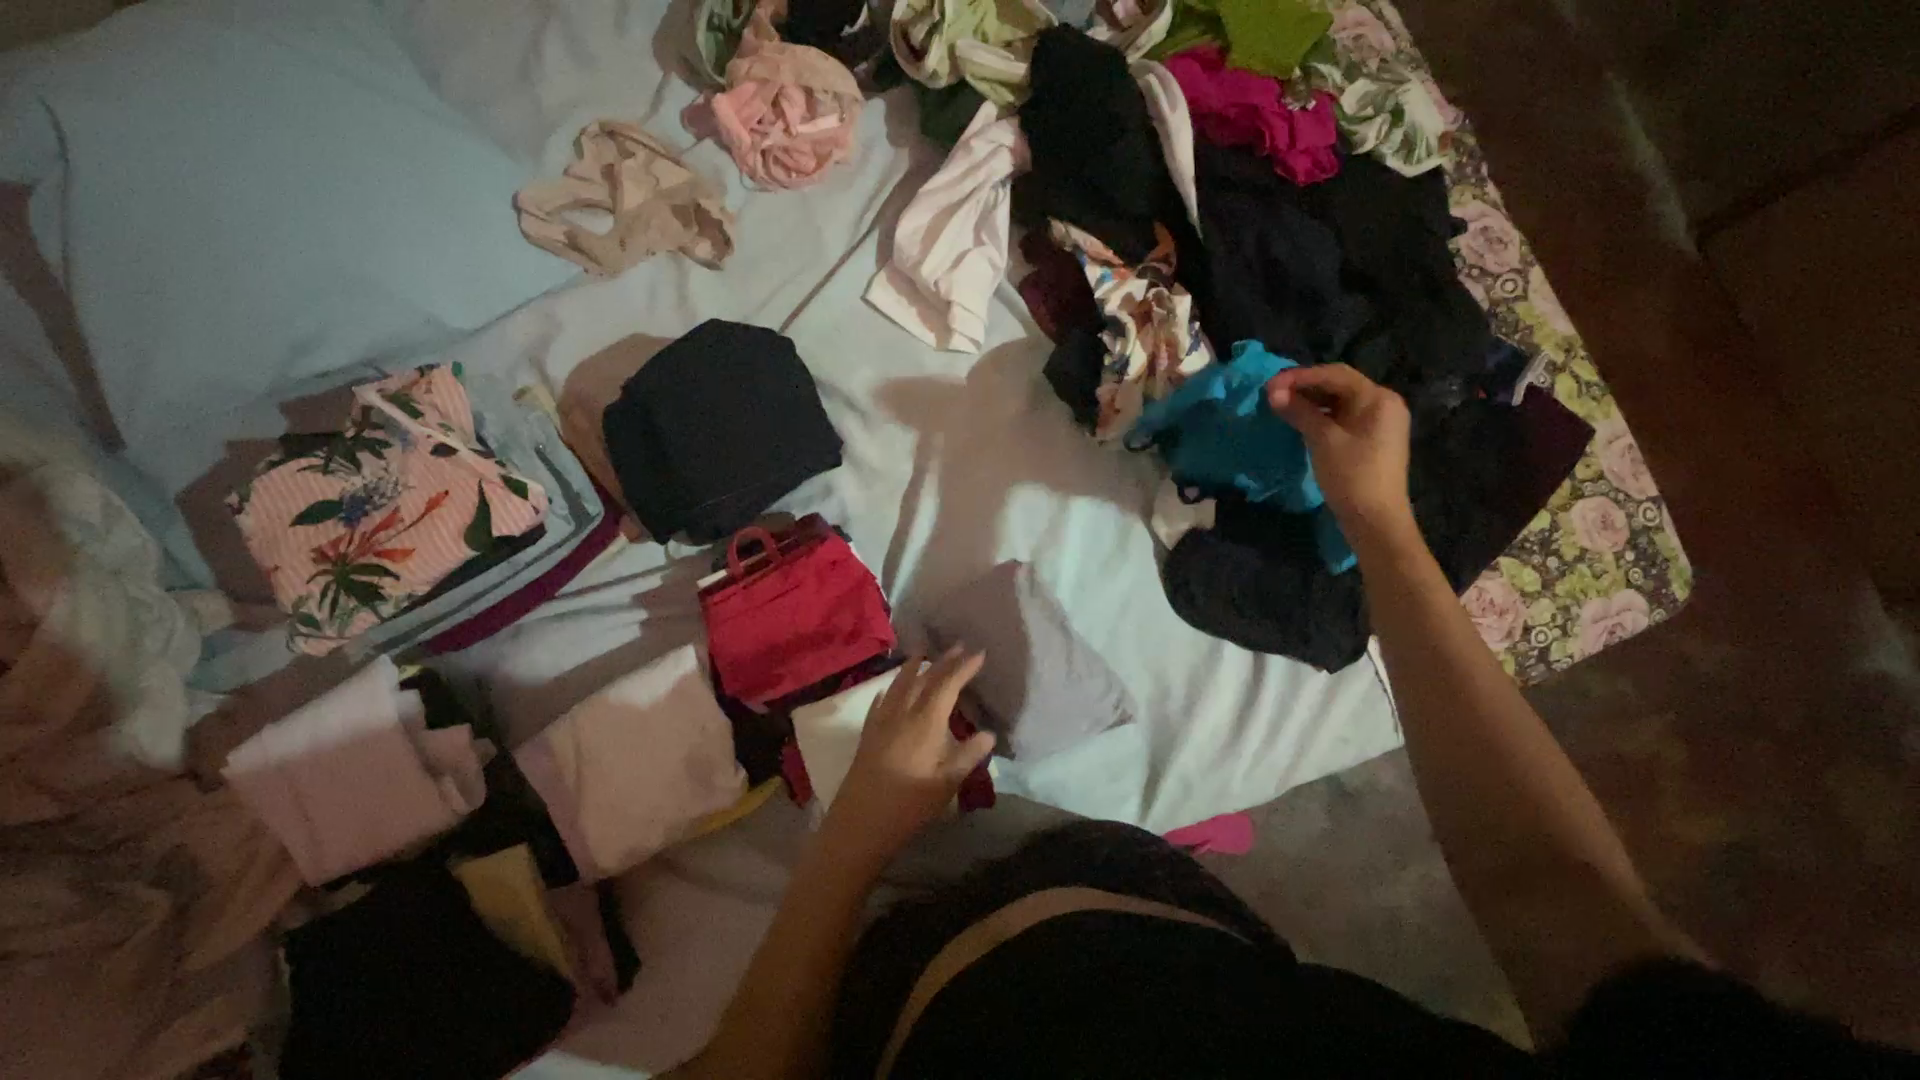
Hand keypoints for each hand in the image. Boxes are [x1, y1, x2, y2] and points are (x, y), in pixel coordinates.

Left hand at [819, 648, 994, 865]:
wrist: (860, 823)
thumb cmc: (909, 805)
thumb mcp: (947, 783)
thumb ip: (968, 755)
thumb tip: (988, 733)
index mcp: (925, 722)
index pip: (947, 685)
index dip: (964, 668)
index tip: (979, 653)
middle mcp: (902, 714)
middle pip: (923, 679)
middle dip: (943, 662)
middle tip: (958, 646)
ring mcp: (881, 723)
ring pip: (898, 685)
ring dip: (913, 668)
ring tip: (922, 654)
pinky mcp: (867, 735)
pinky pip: (880, 702)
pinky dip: (889, 690)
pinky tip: (888, 691)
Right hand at [1266, 363, 1415, 544]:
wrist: (1375, 519)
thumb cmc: (1351, 475)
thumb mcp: (1322, 440)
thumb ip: (1299, 411)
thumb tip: (1273, 393)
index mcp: (1378, 398)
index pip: (1335, 374)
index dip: (1300, 376)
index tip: (1270, 385)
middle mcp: (1384, 404)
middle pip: (1339, 385)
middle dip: (1305, 387)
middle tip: (1273, 394)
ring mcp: (1380, 422)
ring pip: (1340, 402)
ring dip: (1311, 402)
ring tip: (1282, 406)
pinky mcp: (1372, 439)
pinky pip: (1343, 417)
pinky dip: (1321, 416)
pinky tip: (1301, 421)